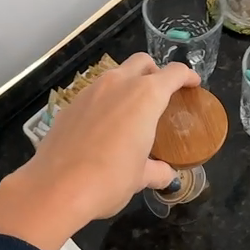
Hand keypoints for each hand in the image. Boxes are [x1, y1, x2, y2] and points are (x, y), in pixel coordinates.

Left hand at [0, 53, 200, 249]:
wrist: (56, 187)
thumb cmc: (109, 179)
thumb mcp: (140, 177)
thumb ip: (157, 171)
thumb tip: (165, 174)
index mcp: (145, 96)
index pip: (174, 73)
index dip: (187, 76)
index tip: (193, 84)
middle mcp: (118, 84)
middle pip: (142, 62)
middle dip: (155, 71)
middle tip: (161, 92)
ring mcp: (90, 91)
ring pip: (115, 74)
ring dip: (127, 84)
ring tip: (131, 110)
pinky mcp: (69, 105)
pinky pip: (94, 94)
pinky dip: (105, 101)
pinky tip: (104, 126)